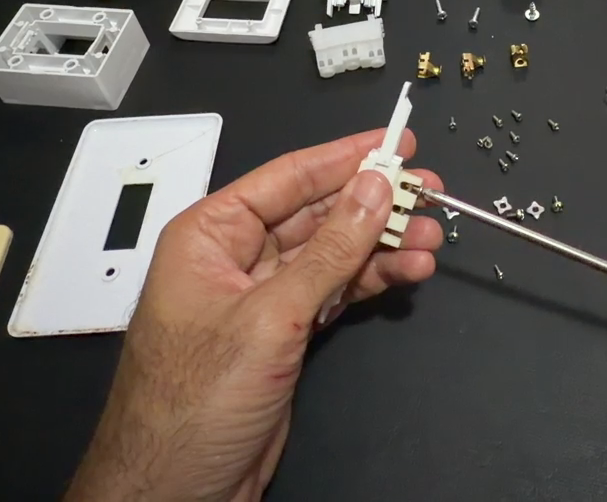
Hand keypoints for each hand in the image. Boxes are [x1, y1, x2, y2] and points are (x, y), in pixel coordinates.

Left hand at [65, 130, 442, 501]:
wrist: (174, 496)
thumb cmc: (196, 401)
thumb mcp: (270, 317)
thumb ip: (330, 250)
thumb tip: (376, 187)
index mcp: (211, 233)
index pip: (289, 177)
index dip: (345, 156)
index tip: (395, 140)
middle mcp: (238, 254)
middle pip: (318, 212)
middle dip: (375, 203)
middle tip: (429, 189)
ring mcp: (265, 294)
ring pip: (334, 251)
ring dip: (383, 244)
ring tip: (432, 236)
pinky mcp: (286, 330)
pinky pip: (337, 288)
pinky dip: (373, 280)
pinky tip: (409, 271)